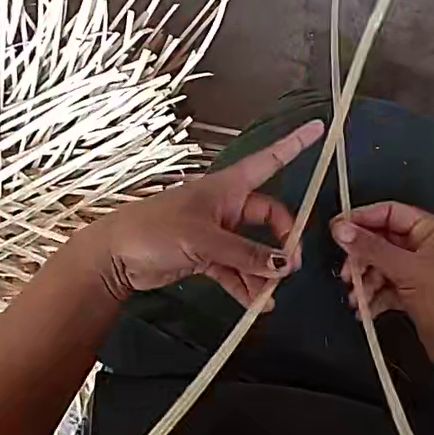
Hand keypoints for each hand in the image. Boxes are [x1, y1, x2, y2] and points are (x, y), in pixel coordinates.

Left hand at [72, 119, 324, 307]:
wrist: (115, 256)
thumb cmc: (157, 230)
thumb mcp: (204, 239)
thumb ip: (246, 253)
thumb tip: (285, 265)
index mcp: (228, 187)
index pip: (269, 160)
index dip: (294, 145)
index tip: (318, 129)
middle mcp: (227, 206)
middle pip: (269, 218)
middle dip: (283, 242)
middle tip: (290, 268)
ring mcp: (217, 231)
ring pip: (253, 249)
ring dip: (263, 272)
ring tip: (268, 298)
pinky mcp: (206, 256)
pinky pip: (236, 269)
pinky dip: (246, 285)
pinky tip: (255, 305)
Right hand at [332, 201, 433, 372]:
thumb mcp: (409, 270)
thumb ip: (372, 249)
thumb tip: (343, 229)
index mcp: (433, 231)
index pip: (391, 213)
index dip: (363, 219)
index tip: (337, 229)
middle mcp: (428, 249)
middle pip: (383, 241)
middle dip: (362, 257)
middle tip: (347, 271)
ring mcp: (423, 274)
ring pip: (383, 267)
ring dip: (366, 281)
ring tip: (355, 296)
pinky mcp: (418, 297)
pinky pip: (389, 289)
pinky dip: (375, 298)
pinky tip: (365, 310)